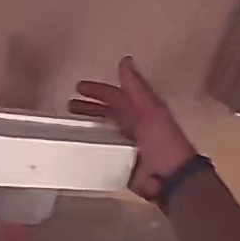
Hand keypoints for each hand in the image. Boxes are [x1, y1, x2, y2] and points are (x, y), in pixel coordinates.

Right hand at [69, 56, 198, 200]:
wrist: (171, 179)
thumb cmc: (163, 142)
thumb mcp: (150, 110)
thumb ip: (136, 87)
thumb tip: (125, 60)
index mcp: (141, 111)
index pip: (115, 96)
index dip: (98, 90)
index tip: (77, 87)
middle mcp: (133, 127)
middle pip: (108, 113)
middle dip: (89, 108)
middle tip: (68, 106)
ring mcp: (127, 146)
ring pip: (104, 132)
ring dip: (88, 128)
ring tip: (68, 127)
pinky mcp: (122, 164)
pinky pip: (103, 153)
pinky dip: (90, 149)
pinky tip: (77, 149)